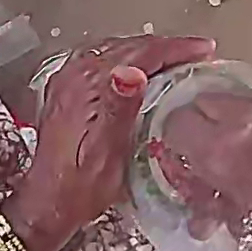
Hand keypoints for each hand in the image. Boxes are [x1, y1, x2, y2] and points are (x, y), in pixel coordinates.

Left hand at [6, 35, 215, 250]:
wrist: (46, 204)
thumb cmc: (82, 186)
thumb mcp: (107, 152)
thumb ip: (119, 110)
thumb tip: (132, 72)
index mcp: (88, 85)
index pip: (140, 54)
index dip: (175, 48)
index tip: (204, 49)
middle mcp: (75, 74)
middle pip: (128, 46)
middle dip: (166, 46)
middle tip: (198, 52)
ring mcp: (68, 79)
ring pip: (116, 50)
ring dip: (148, 51)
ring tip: (177, 57)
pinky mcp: (67, 90)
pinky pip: (103, 60)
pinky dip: (128, 59)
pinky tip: (141, 70)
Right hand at [155, 92, 251, 250]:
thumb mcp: (251, 236)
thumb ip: (215, 201)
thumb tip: (187, 182)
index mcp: (237, 160)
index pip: (182, 128)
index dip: (170, 141)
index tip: (171, 157)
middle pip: (206, 102)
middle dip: (193, 123)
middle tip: (193, 149)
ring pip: (236, 100)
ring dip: (221, 117)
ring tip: (222, 146)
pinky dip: (251, 119)